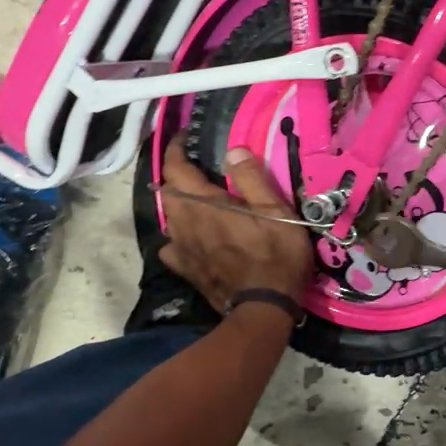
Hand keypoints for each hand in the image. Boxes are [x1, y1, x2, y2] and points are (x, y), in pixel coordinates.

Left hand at [157, 138, 313, 310]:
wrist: (265, 306)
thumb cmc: (276, 254)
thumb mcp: (276, 211)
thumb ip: (251, 178)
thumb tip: (233, 150)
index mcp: (204, 203)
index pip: (175, 167)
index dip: (176, 149)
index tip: (184, 138)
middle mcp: (183, 222)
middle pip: (168, 191)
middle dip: (179, 176)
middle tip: (199, 170)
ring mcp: (181, 248)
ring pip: (170, 217)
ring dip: (181, 205)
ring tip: (200, 203)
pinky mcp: (185, 268)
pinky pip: (172, 245)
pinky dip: (179, 236)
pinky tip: (193, 238)